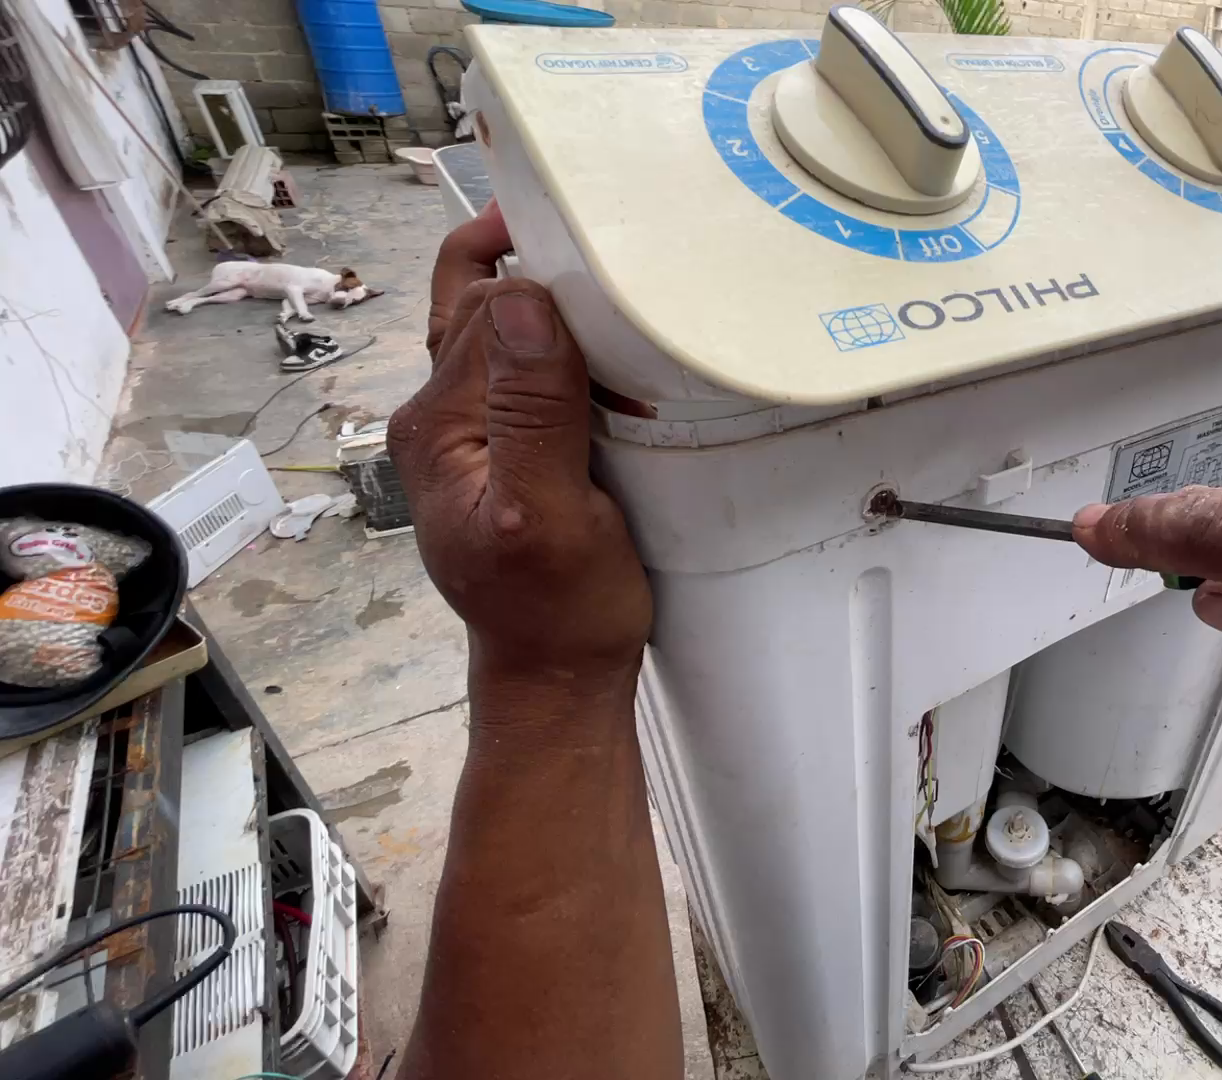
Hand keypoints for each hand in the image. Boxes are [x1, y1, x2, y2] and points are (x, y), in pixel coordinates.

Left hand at [391, 202, 650, 698]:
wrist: (558, 670)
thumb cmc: (562, 604)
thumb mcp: (548, 514)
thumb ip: (532, 413)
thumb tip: (521, 297)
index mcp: (444, 422)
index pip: (479, 307)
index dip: (534, 265)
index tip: (604, 235)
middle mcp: (448, 416)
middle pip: (483, 309)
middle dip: (544, 272)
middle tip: (625, 259)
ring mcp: (480, 437)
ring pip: (509, 340)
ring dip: (562, 312)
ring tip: (628, 300)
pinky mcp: (514, 455)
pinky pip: (534, 381)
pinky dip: (573, 355)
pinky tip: (617, 361)